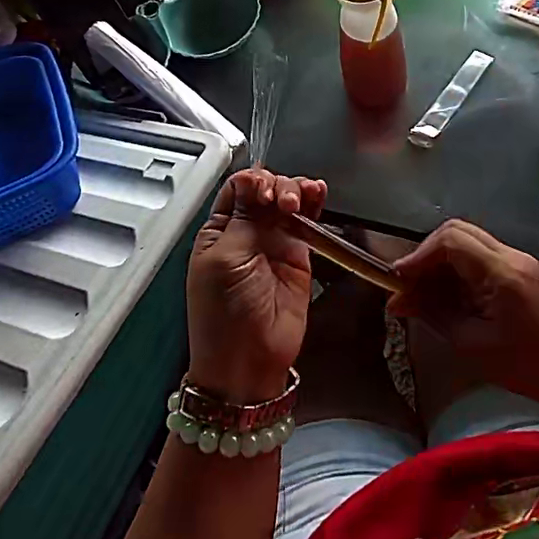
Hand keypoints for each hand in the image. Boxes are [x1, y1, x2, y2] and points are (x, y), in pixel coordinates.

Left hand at [186, 169, 326, 402]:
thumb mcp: (224, 260)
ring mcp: (275, 242)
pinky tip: (319, 192)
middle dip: (277, 186)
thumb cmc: (224, 315)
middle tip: (281, 202)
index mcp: (219, 230)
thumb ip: (242, 217)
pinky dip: (315, 204)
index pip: (237, 188)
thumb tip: (250, 177)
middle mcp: (247, 231)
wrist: (249, 360)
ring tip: (303, 198)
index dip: (253, 182)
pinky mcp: (299, 255)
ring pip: (289, 201)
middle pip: (266, 189)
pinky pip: (308, 222)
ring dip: (297, 190)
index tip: (263, 192)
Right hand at [389, 219, 538, 399]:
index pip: (451, 240)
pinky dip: (455, 268)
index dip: (419, 255)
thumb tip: (397, 300)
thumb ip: (432, 314)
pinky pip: (478, 255)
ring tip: (420, 292)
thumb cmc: (524, 366)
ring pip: (466, 240)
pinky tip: (444, 294)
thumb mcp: (470, 344)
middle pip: (457, 231)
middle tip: (407, 284)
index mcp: (502, 273)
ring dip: (439, 260)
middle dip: (426, 254)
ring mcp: (516, 258)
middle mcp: (510, 255)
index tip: (398, 279)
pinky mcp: (517, 267)